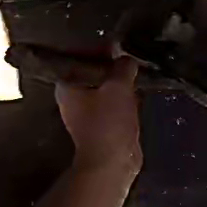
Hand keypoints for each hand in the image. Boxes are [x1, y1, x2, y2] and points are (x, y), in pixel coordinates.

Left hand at [55, 56, 141, 178]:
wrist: (113, 162)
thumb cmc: (108, 122)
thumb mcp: (118, 87)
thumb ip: (123, 67)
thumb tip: (128, 58)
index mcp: (67, 85)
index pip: (80, 57)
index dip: (99, 49)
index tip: (119, 44)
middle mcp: (73, 97)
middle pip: (93, 72)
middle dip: (112, 65)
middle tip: (130, 55)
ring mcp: (88, 112)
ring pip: (105, 87)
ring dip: (120, 81)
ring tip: (137, 69)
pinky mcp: (103, 123)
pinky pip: (114, 102)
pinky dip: (125, 96)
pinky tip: (138, 90)